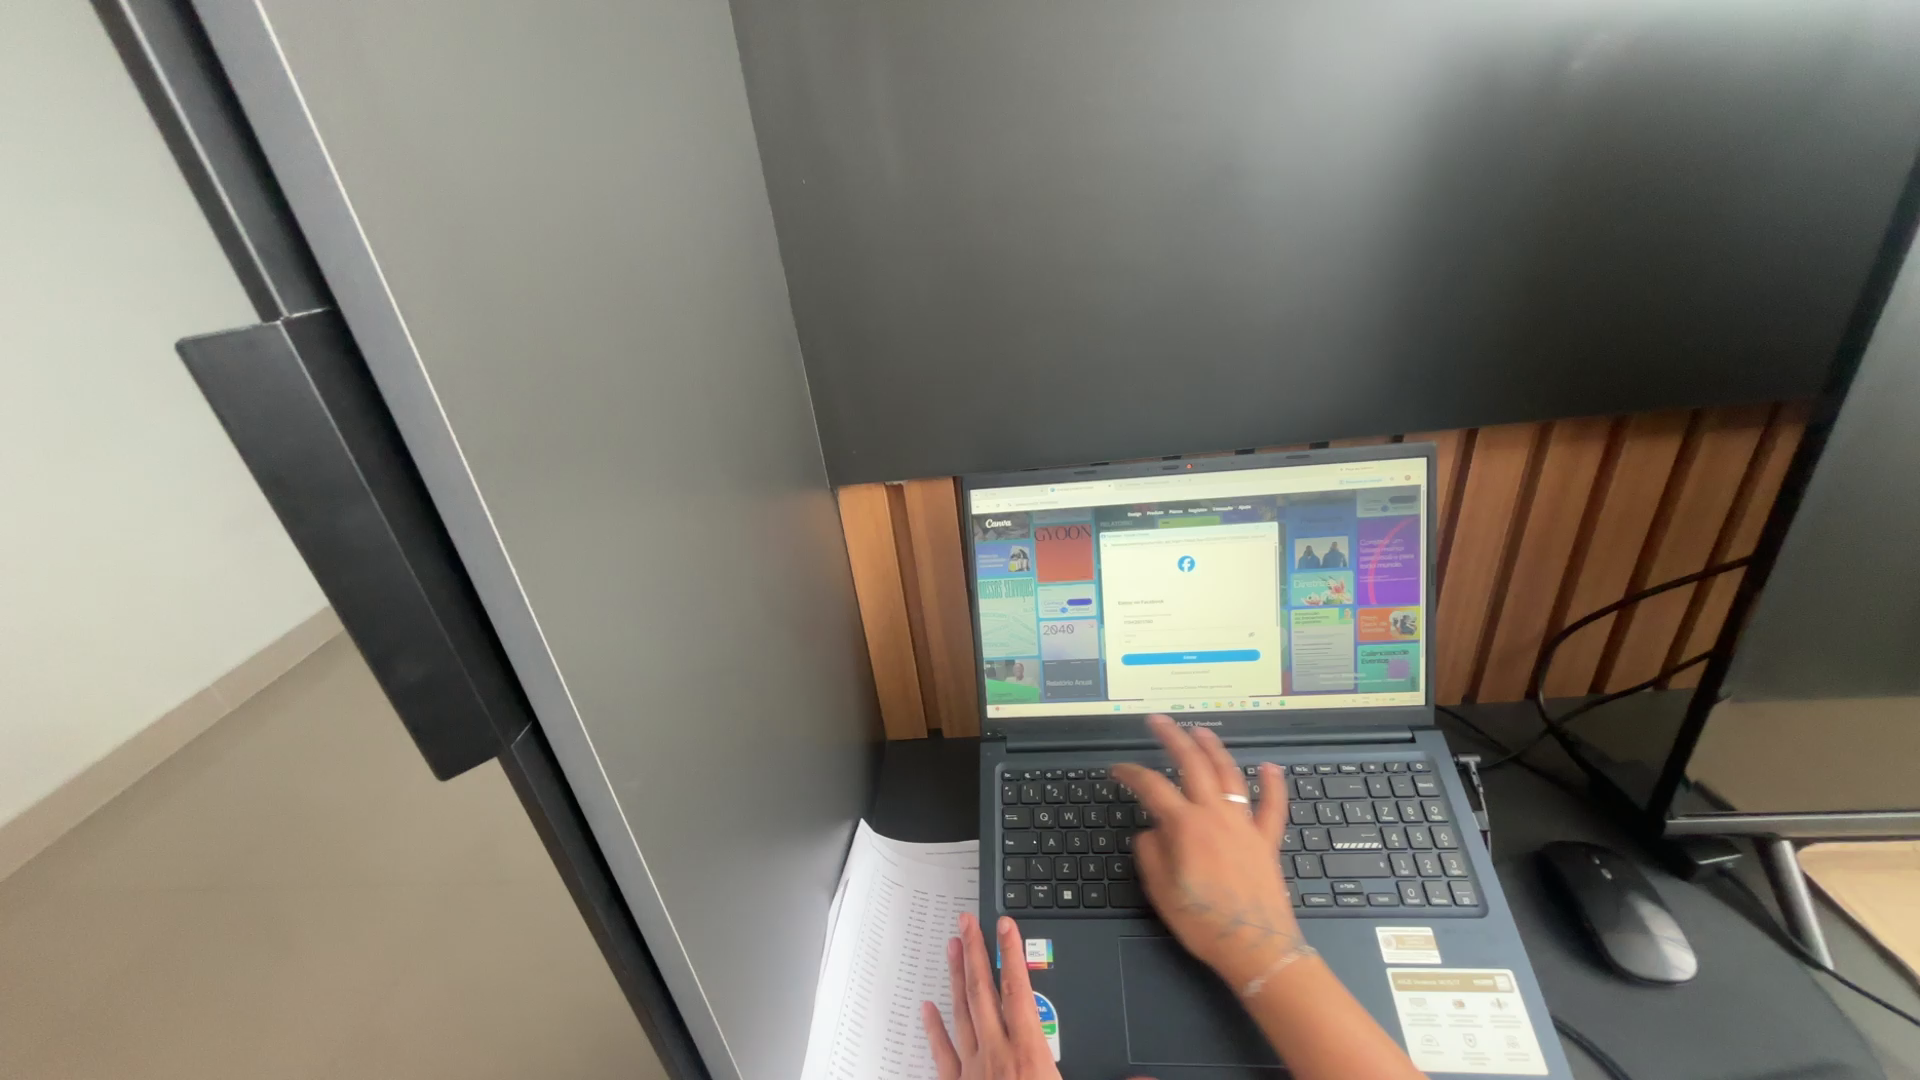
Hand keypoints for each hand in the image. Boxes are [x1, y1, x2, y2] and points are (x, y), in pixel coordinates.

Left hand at [922, 913, 1062, 1079]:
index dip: (1011, 954)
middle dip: (975, 952)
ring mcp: (973, 1071)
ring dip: (957, 976)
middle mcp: (997, 1055)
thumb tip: (1125, 1051)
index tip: (1005, 925)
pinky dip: (934, 1029)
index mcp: (1029, 1054)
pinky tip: (927, 1007)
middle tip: (967, 922)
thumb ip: (1077, 1056)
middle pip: (983, 992)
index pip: (1018, 991)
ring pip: (962, 1014)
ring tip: (953, 945)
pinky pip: (942, 1055)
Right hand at [1113, 716, 1302, 989]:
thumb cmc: (1203, 921)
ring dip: (1213, 748)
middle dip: (1172, 738)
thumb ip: (1150, 852)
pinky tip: (1269, 767)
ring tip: (1200, 731)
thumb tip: (1151, 831)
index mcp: (1185, 825)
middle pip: (1192, 764)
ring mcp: (1244, 824)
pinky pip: (1272, 806)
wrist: (1257, 948)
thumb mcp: (1160, 889)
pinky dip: (1272, 784)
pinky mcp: (1266, 841)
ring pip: (1228, 774)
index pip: (1151, 786)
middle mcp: (1214, 815)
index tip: (1117, 769)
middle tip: (1158, 721)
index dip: (1131, 773)